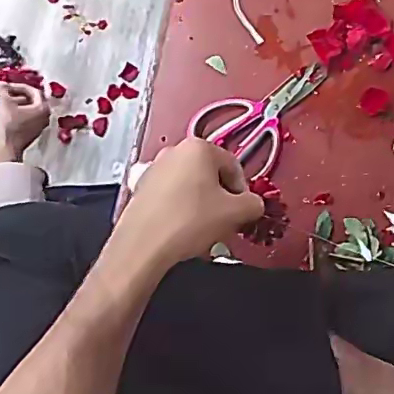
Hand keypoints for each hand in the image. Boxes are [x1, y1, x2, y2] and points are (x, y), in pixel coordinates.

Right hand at [0, 83, 49, 162]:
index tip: (7, 86)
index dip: (19, 86)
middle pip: (33, 99)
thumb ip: (3, 91)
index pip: (34, 91)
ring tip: (2, 100)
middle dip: (18, 94)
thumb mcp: (5, 105)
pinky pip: (27, 116)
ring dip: (16, 102)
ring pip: (29, 108)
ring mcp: (40, 124)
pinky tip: (5, 111)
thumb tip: (0, 83)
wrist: (7, 149)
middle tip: (4, 92)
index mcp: (43, 108)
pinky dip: (17, 111)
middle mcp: (45, 116)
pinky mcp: (32, 131)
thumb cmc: (9, 127)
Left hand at [108, 138, 265, 272]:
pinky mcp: (139, 188)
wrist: (142, 246)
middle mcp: (174, 151)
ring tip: (203, 231)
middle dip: (221, 199)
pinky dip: (180, 209)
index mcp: (199, 147)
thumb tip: (253, 204)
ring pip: (190, 186)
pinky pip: (170, 196)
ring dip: (202, 206)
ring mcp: (153, 168)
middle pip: (211, 176)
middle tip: (224, 222)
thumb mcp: (236, 213)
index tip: (242, 212)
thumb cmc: (190, 221)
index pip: (234, 167)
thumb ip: (254, 203)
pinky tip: (181, 230)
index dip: (243, 192)